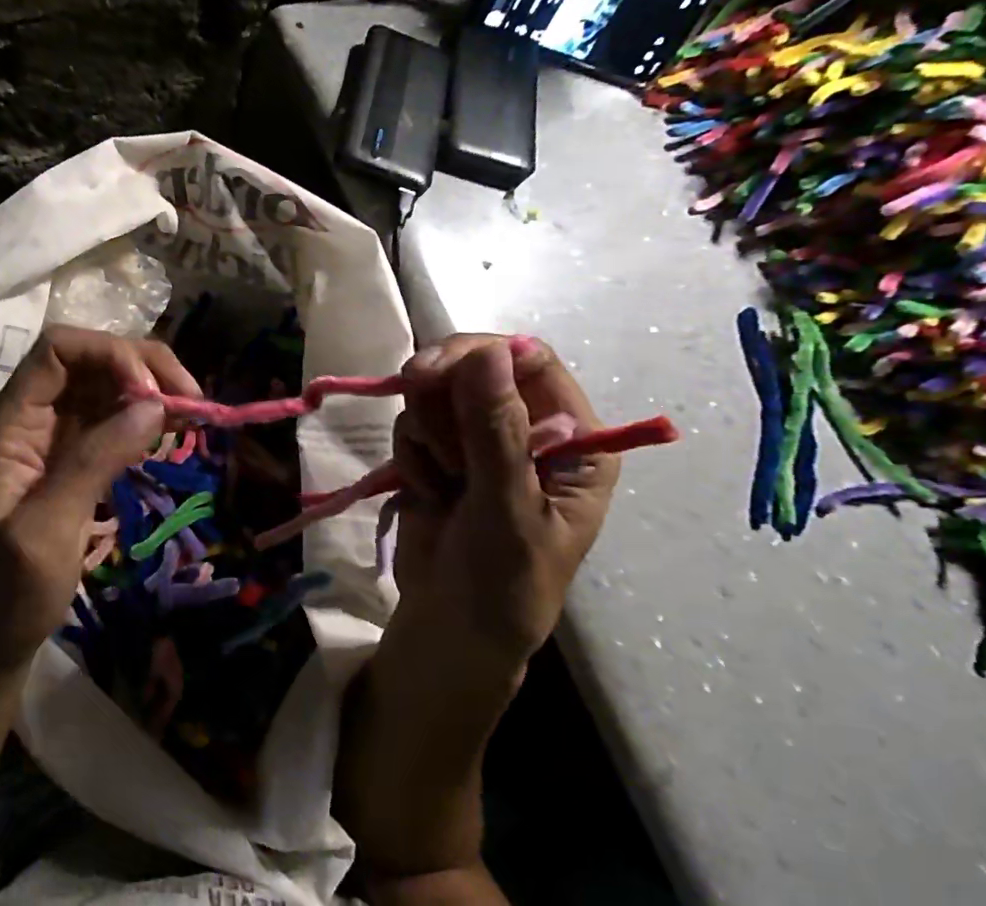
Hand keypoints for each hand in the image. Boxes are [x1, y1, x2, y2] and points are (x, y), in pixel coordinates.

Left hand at [0, 325, 199, 677]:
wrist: (1, 634)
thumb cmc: (12, 589)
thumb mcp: (47, 530)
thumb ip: (94, 461)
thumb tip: (153, 405)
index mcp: (9, 425)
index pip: (57, 352)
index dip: (108, 354)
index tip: (151, 392)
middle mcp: (32, 417)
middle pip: (90, 359)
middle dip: (141, 366)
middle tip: (189, 400)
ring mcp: (57, 434)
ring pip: (109, 383)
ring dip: (152, 386)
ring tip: (192, 412)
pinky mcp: (79, 454)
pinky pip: (118, 415)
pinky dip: (149, 414)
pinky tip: (176, 427)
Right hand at [389, 335, 618, 668]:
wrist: (451, 632)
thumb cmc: (502, 582)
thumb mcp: (507, 510)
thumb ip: (495, 432)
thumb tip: (486, 353)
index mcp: (574, 439)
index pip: (531, 363)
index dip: (481, 356)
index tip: (430, 370)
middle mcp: (530, 431)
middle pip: (477, 368)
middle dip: (443, 390)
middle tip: (416, 400)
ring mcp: (480, 442)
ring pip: (438, 394)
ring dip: (427, 430)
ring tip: (441, 481)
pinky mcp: (440, 456)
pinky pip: (414, 423)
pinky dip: (412, 453)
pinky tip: (426, 491)